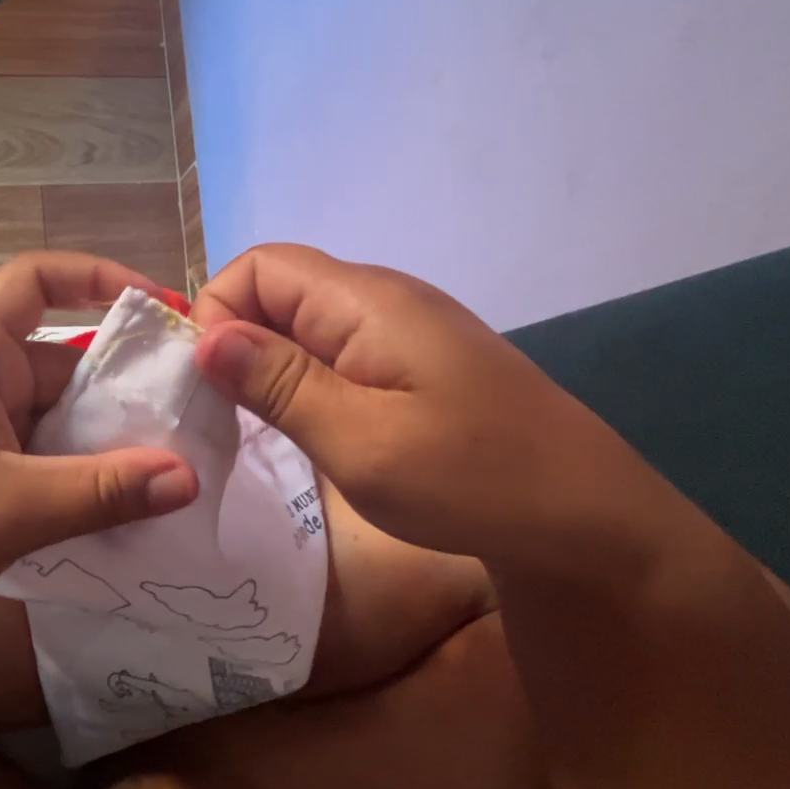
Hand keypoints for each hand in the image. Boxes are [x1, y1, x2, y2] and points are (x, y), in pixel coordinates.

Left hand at [0, 253, 199, 627]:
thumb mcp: (10, 511)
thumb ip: (102, 492)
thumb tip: (188, 476)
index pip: (30, 282)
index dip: (93, 276)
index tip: (154, 304)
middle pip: (60, 359)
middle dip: (121, 384)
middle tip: (191, 415)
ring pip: (55, 409)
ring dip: (104, 434)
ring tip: (172, 464)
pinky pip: (40, 447)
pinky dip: (78, 465)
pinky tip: (122, 496)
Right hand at [190, 244, 713, 582]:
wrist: (584, 521)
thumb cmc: (470, 481)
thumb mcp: (359, 442)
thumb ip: (279, 384)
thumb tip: (204, 337)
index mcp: (366, 303)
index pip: (259, 267)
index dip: (216, 311)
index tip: (205, 382)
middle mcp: (381, 301)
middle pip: (277, 292)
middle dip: (233, 342)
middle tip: (219, 414)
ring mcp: (400, 333)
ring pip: (301, 326)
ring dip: (264, 367)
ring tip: (251, 427)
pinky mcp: (411, 366)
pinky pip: (331, 353)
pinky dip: (299, 383)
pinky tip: (300, 429)